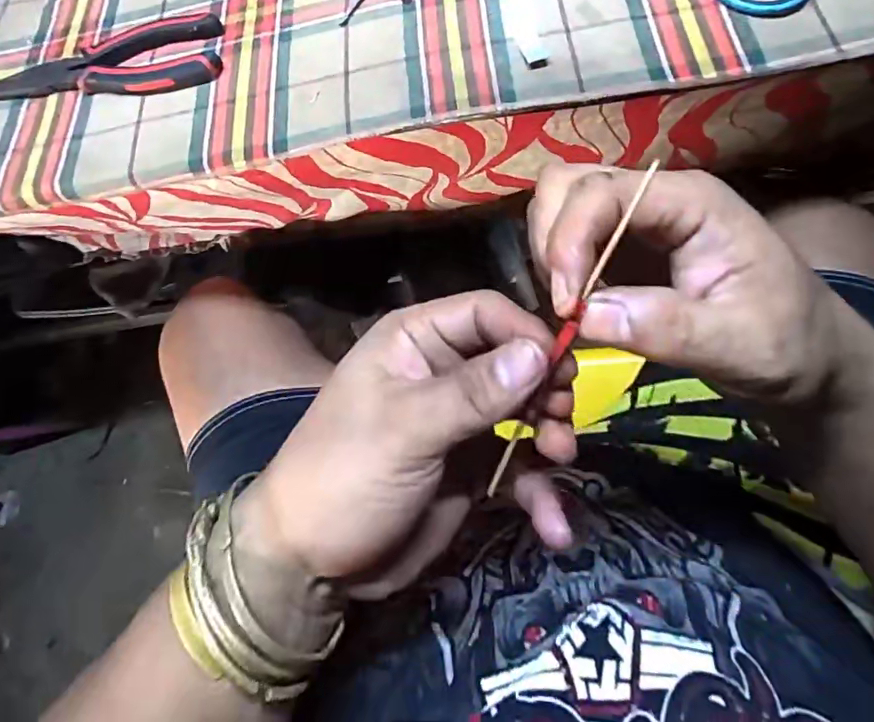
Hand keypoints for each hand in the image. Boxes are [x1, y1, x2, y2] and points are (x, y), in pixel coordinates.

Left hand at [242, 291, 576, 605]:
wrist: (312, 560)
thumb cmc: (345, 472)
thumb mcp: (406, 428)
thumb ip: (473, 392)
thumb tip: (539, 350)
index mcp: (415, 340)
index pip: (485, 312)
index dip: (527, 334)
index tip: (561, 371)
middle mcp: (441, 370)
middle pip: (514, 360)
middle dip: (546, 388)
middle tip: (560, 421)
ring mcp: (458, 420)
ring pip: (525, 411)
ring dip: (551, 435)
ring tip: (558, 459)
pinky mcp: (470, 466)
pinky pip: (519, 466)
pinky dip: (540, 491)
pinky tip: (553, 525)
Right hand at [526, 164, 868, 410]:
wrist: (808, 357)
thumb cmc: (788, 343)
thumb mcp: (742, 345)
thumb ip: (668, 328)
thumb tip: (585, 316)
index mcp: (690, 201)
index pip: (601, 191)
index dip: (569, 238)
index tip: (566, 304)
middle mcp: (654, 195)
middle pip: (567, 184)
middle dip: (550, 239)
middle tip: (564, 302)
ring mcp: (633, 215)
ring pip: (558, 204)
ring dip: (549, 251)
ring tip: (571, 305)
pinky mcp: (618, 241)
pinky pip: (564, 235)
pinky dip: (555, 267)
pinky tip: (577, 305)